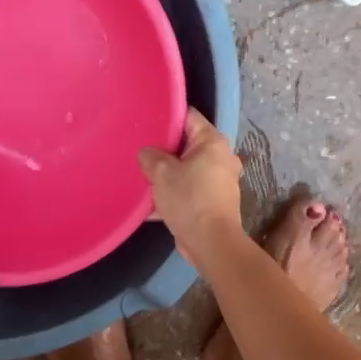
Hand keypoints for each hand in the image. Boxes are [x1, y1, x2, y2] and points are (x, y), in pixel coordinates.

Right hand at [138, 109, 244, 259]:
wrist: (211, 244)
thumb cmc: (189, 199)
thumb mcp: (162, 173)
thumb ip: (150, 156)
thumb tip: (146, 154)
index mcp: (212, 142)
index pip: (188, 116)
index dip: (166, 115)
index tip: (146, 120)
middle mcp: (220, 157)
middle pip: (186, 144)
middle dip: (163, 149)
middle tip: (140, 149)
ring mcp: (219, 181)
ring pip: (186, 169)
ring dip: (167, 175)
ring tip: (142, 176)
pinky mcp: (213, 202)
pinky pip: (188, 190)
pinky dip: (173, 194)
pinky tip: (150, 203)